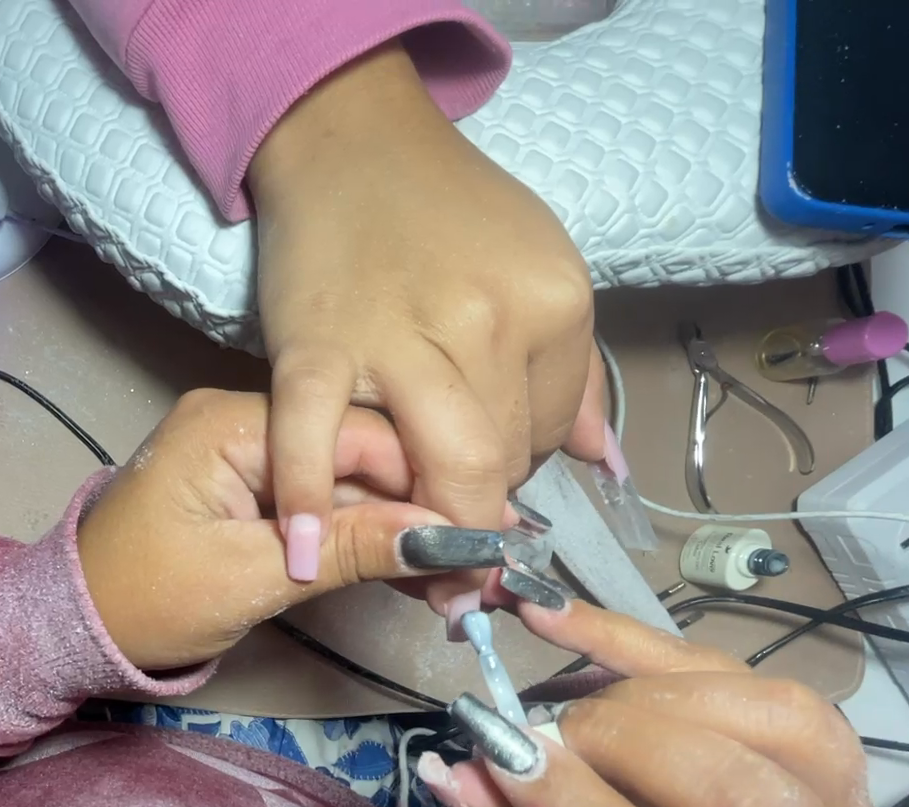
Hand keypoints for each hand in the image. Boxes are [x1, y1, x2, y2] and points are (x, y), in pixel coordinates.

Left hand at [76, 389, 454, 670]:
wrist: (82, 623)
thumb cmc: (150, 599)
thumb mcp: (250, 577)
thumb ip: (346, 550)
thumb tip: (446, 538)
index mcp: (232, 422)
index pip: (355, 435)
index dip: (423, 487)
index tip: (480, 539)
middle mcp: (244, 418)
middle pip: (354, 454)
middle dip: (414, 513)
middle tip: (478, 568)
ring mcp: (246, 452)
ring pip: (341, 480)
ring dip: (392, 530)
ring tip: (454, 578)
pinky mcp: (247, 486)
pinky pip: (316, 501)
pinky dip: (355, 535)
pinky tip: (405, 565)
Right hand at [248, 42, 606, 603]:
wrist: (349, 147)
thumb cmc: (443, 216)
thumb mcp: (535, 269)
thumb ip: (573, 370)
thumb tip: (602, 461)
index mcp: (553, 302)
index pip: (548, 433)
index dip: (513, 473)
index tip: (477, 476)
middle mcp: (487, 322)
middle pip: (497, 461)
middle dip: (476, 518)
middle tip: (454, 551)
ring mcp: (395, 338)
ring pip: (433, 465)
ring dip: (423, 522)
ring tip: (409, 556)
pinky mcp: (313, 350)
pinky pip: (314, 438)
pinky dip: (310, 500)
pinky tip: (305, 554)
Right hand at [420, 601, 881, 806]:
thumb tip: (449, 772)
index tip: (501, 754)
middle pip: (737, 800)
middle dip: (619, 744)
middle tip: (545, 728)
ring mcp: (845, 802)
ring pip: (766, 719)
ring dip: (642, 697)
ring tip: (575, 706)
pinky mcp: (822, 730)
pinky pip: (734, 664)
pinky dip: (631, 636)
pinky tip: (553, 617)